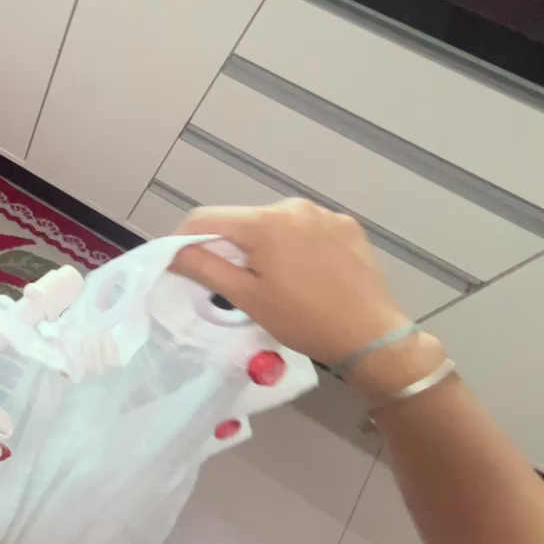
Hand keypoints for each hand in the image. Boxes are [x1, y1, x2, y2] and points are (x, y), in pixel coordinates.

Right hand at [168, 199, 412, 367]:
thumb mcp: (245, 297)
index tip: (180, 263)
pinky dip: (291, 244)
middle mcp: (294, 207)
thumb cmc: (302, 319)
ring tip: (269, 279)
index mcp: (265, 222)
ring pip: (271, 223)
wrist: (372, 337)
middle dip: (225, 244)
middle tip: (228, 280)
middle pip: (240, 220)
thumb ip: (204, 267)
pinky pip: (302, 228)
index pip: (206, 217)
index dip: (183, 238)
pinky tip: (302, 272)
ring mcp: (324, 214)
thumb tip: (172, 252)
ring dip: (259, 244)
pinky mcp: (346, 226)